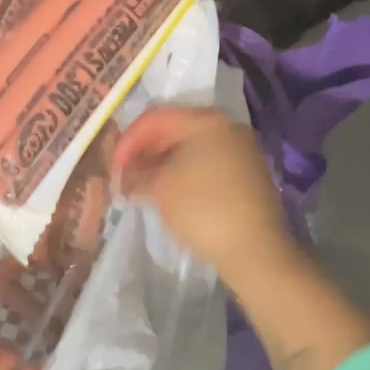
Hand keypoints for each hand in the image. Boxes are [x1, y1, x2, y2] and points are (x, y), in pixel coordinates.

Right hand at [111, 106, 297, 282]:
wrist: (256, 252)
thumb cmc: (203, 209)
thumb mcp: (159, 188)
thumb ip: (136, 173)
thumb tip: (126, 172)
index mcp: (206, 119)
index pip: (156, 117)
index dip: (129, 139)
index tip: (113, 166)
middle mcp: (227, 126)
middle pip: (175, 129)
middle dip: (146, 150)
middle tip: (125, 174)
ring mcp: (242, 150)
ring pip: (192, 147)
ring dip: (164, 163)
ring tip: (143, 186)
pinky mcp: (249, 175)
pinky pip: (208, 163)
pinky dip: (185, 173)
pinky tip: (171, 193)